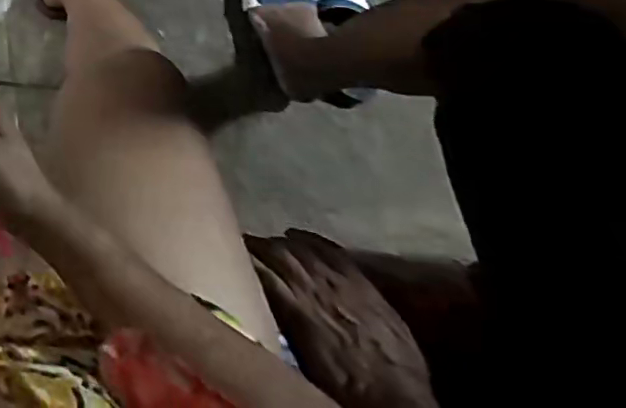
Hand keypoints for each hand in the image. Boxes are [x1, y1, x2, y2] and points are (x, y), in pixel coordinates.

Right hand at [247, 231, 437, 407]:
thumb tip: (252, 304)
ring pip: (301, 248)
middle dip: (256, 244)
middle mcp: (315, 287)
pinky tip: (296, 235)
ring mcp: (341, 282)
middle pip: (277, 252)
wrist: (400, 403)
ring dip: (280, 242)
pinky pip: (332, 250)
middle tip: (241, 244)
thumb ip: (279, 324)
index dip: (240, 256)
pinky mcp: (363, 283)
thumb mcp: (301, 360)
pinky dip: (310, 239)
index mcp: (296, 308)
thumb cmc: (343, 388)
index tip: (225, 251)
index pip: (259, 268)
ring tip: (266, 241)